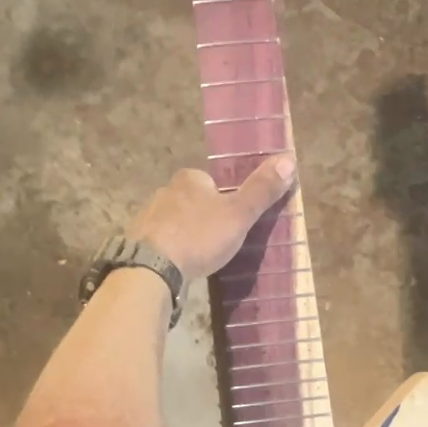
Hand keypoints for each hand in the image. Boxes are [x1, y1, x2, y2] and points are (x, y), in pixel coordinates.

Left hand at [127, 155, 296, 282]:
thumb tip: (289, 159)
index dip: (224, 200)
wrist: (153, 267)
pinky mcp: (138, 240)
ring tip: (198, 256)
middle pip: (192, 201)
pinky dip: (171, 250)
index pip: (211, 183)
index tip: (232, 221)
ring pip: (175, 221)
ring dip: (186, 234)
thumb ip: (261, 190)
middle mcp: (166, 190)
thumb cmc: (199, 236)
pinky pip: (161, 241)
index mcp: (190, 178)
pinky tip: (178, 266)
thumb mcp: (238, 215)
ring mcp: (148, 215)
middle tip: (218, 242)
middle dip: (204, 218)